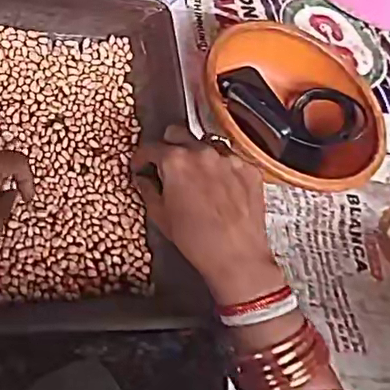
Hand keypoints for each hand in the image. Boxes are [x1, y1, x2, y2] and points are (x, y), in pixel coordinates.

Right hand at [130, 125, 283, 303]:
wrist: (236, 256)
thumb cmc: (195, 239)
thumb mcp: (160, 215)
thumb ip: (148, 189)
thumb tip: (144, 179)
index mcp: (175, 161)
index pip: (150, 147)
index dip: (140, 157)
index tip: (140, 165)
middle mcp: (202, 152)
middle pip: (177, 133)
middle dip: (167, 146)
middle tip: (165, 164)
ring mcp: (228, 159)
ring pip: (205, 143)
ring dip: (195, 154)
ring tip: (194, 175)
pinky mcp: (249, 169)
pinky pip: (229, 159)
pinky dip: (220, 167)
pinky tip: (218, 186)